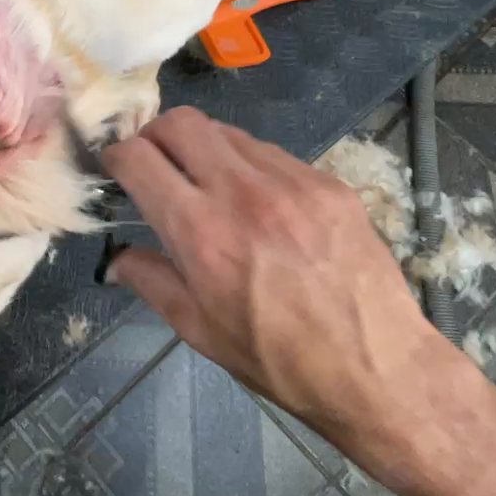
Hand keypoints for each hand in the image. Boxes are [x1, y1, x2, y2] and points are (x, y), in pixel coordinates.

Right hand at [101, 108, 457, 445]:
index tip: (114, 167)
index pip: (138, 157)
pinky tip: (259, 202)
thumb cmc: (278, 361)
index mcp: (201, 233)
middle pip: (180, 122)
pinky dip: (248, 165)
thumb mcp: (199, 331)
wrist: (381, 372)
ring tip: (207, 183)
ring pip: (226, 132)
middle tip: (154, 162)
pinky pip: (272, 154)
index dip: (115, 154)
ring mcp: (292, 182)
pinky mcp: (329, 184)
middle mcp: (243, 193)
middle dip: (154, 134)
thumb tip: (118, 257)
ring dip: (202, 148)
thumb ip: (151, 281)